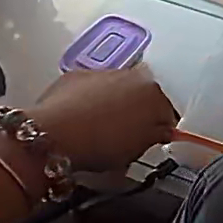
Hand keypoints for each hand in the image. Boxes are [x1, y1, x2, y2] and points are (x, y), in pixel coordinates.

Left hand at [28, 68, 177, 172]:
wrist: (55, 134)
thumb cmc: (102, 144)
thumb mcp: (138, 149)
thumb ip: (156, 135)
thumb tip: (162, 129)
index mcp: (153, 92)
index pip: (167, 109)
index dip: (162, 127)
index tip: (154, 139)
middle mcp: (131, 74)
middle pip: (142, 94)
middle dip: (138, 111)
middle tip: (128, 135)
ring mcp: (102, 72)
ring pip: (116, 88)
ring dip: (114, 103)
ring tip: (101, 129)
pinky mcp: (76, 75)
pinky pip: (90, 88)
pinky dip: (90, 100)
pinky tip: (81, 119)